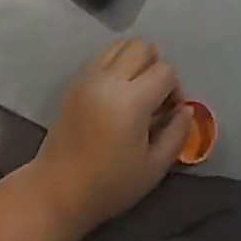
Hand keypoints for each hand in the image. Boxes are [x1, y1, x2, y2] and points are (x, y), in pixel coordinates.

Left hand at [28, 39, 192, 235]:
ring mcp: (88, 79)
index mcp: (131, 102)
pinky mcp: (75, 82)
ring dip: (135, 60)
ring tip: (133, 88)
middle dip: (155, 67)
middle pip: (144, 48)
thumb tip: (186, 109)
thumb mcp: (153, 169)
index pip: (166, 71)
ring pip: (123, 45)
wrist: (54, 195)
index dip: (174, 89)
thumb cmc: (107, 186)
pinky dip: (116, 63)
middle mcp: (109, 81)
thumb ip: (178, 135)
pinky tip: (115, 91)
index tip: (167, 113)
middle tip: (151, 96)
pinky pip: (103, 56)